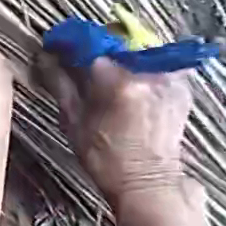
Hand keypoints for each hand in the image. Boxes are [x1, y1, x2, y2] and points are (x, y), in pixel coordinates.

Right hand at [38, 53, 194, 209]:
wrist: (147, 181)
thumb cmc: (106, 158)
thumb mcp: (72, 120)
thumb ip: (60, 82)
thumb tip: (44, 57)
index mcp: (116, 81)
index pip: (88, 44)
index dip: (69, 43)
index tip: (57, 47)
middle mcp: (147, 72)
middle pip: (114, 43)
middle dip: (94, 50)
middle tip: (79, 65)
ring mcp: (169, 77)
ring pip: (135, 50)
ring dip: (117, 57)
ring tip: (104, 78)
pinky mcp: (182, 84)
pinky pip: (155, 62)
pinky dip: (139, 67)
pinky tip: (128, 87)